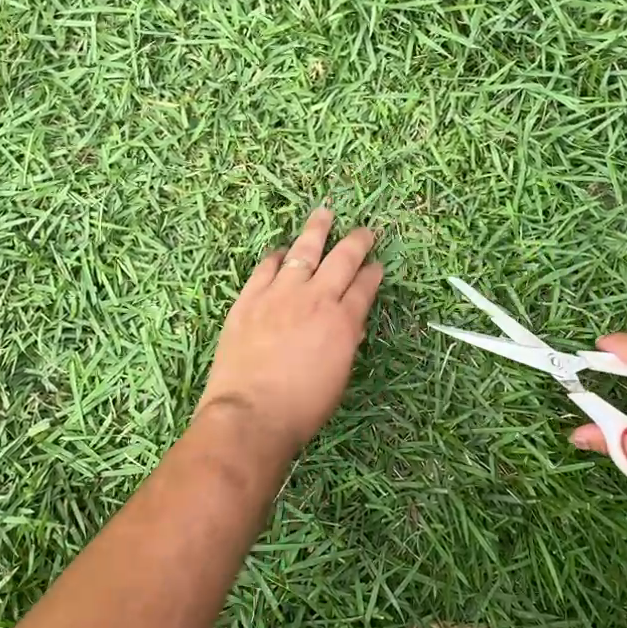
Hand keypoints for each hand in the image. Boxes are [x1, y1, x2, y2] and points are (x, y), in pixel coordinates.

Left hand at [197, 207, 383, 453]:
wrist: (250, 414)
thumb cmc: (301, 408)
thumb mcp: (338, 377)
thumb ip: (345, 343)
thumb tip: (350, 322)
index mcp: (342, 322)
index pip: (364, 286)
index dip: (373, 273)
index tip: (377, 264)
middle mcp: (314, 299)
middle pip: (341, 259)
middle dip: (357, 242)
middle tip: (365, 230)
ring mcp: (279, 294)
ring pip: (303, 252)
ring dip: (316, 231)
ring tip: (324, 214)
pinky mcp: (249, 299)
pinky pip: (266, 267)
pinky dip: (277, 256)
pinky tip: (282, 251)